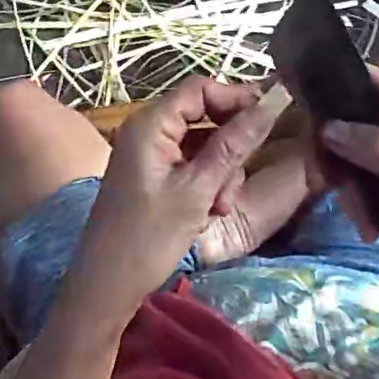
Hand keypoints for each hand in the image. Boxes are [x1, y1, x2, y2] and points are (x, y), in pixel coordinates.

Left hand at [59, 78, 282, 324]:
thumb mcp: (199, 189)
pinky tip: (211, 210)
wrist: (105, 289)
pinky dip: (208, 181)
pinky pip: (192, 162)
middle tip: (238, 178)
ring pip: (204, 141)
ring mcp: (150, 153)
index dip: (236, 98)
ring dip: (222, 169)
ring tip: (220, 206)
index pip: (201, 88)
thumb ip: (235, 144)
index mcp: (150, 124)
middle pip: (205, 114)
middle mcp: (148, 130)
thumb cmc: (148, 238)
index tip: (268, 119)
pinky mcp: (155, 174)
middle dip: (230, 144)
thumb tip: (272, 104)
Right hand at [317, 66, 378, 265]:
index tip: (316, 155)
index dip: (327, 108)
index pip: (359, 82)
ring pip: (369, 139)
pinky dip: (375, 184)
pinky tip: (377, 218)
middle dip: (341, 157)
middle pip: (359, 115)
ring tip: (366, 224)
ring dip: (357, 178)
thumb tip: (330, 126)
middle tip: (344, 204)